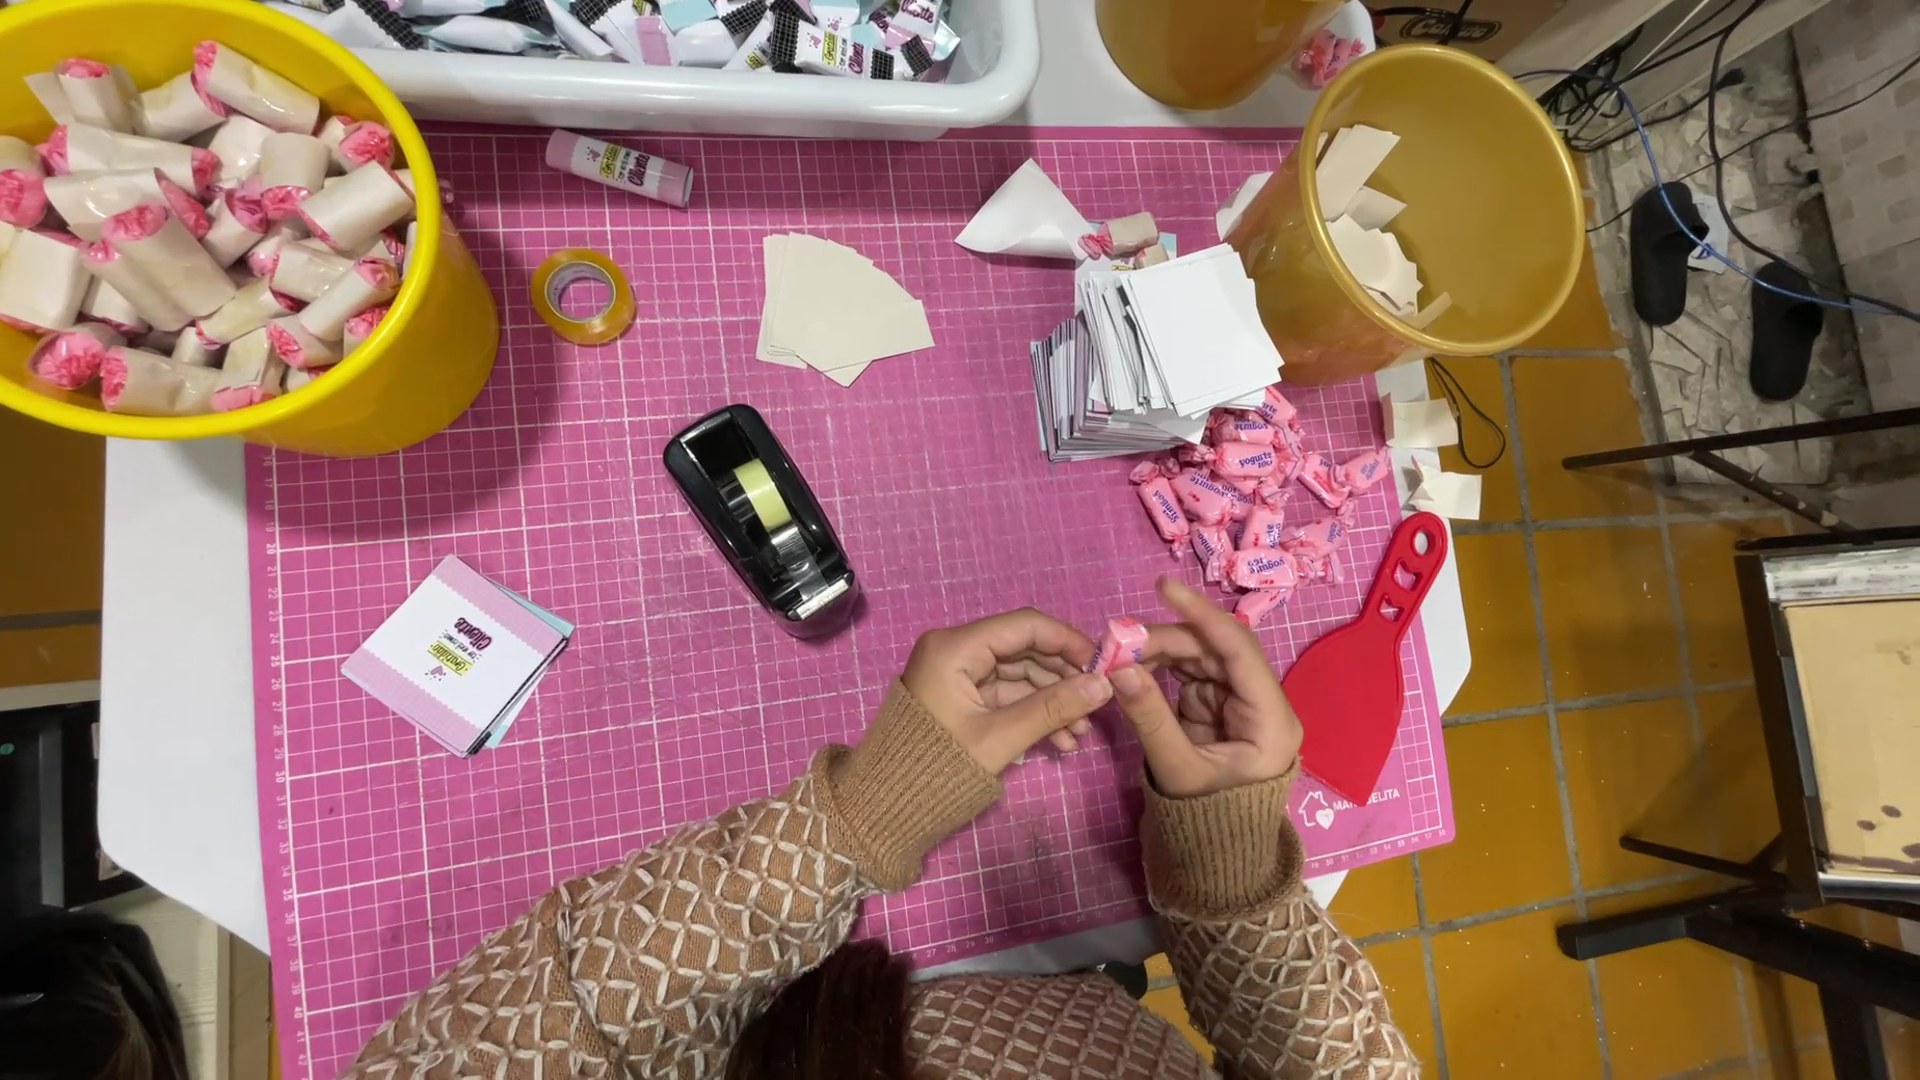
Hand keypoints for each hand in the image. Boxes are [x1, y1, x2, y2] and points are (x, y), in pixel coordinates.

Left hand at [901, 608, 1113, 773]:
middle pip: (1024, 648)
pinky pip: (1008, 694)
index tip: (1103, 664)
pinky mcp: (964, 696)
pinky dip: (1034, 712)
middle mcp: (956, 649)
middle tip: (1098, 702)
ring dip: (1053, 699)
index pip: (1024, 625)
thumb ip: (1052, 708)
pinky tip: (1061, 740)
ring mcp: (960, 673)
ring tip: (1081, 734)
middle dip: (1063, 676)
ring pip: (1020, 674)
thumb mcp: (1000, 738)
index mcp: (955, 647)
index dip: (1067, 640)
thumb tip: (1103, 685)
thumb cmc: (938, 768)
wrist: (887, 808)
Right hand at [1109, 576, 1301, 797]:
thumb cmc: (1209, 819)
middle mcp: (1260, 701)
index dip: (1202, 614)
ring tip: (1118, 653)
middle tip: (1118, 640)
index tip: (1163, 588)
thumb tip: (1119, 668)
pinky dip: (1159, 666)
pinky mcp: (1216, 705)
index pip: (1239, 649)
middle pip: (1214, 649)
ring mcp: (1237, 701)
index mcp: (1271, 719)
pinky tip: (1133, 665)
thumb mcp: (1178, 770)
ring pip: (1198, 656)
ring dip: (1159, 650)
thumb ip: (1150, 717)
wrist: (1217, 854)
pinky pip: (1187, 672)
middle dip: (1166, 638)